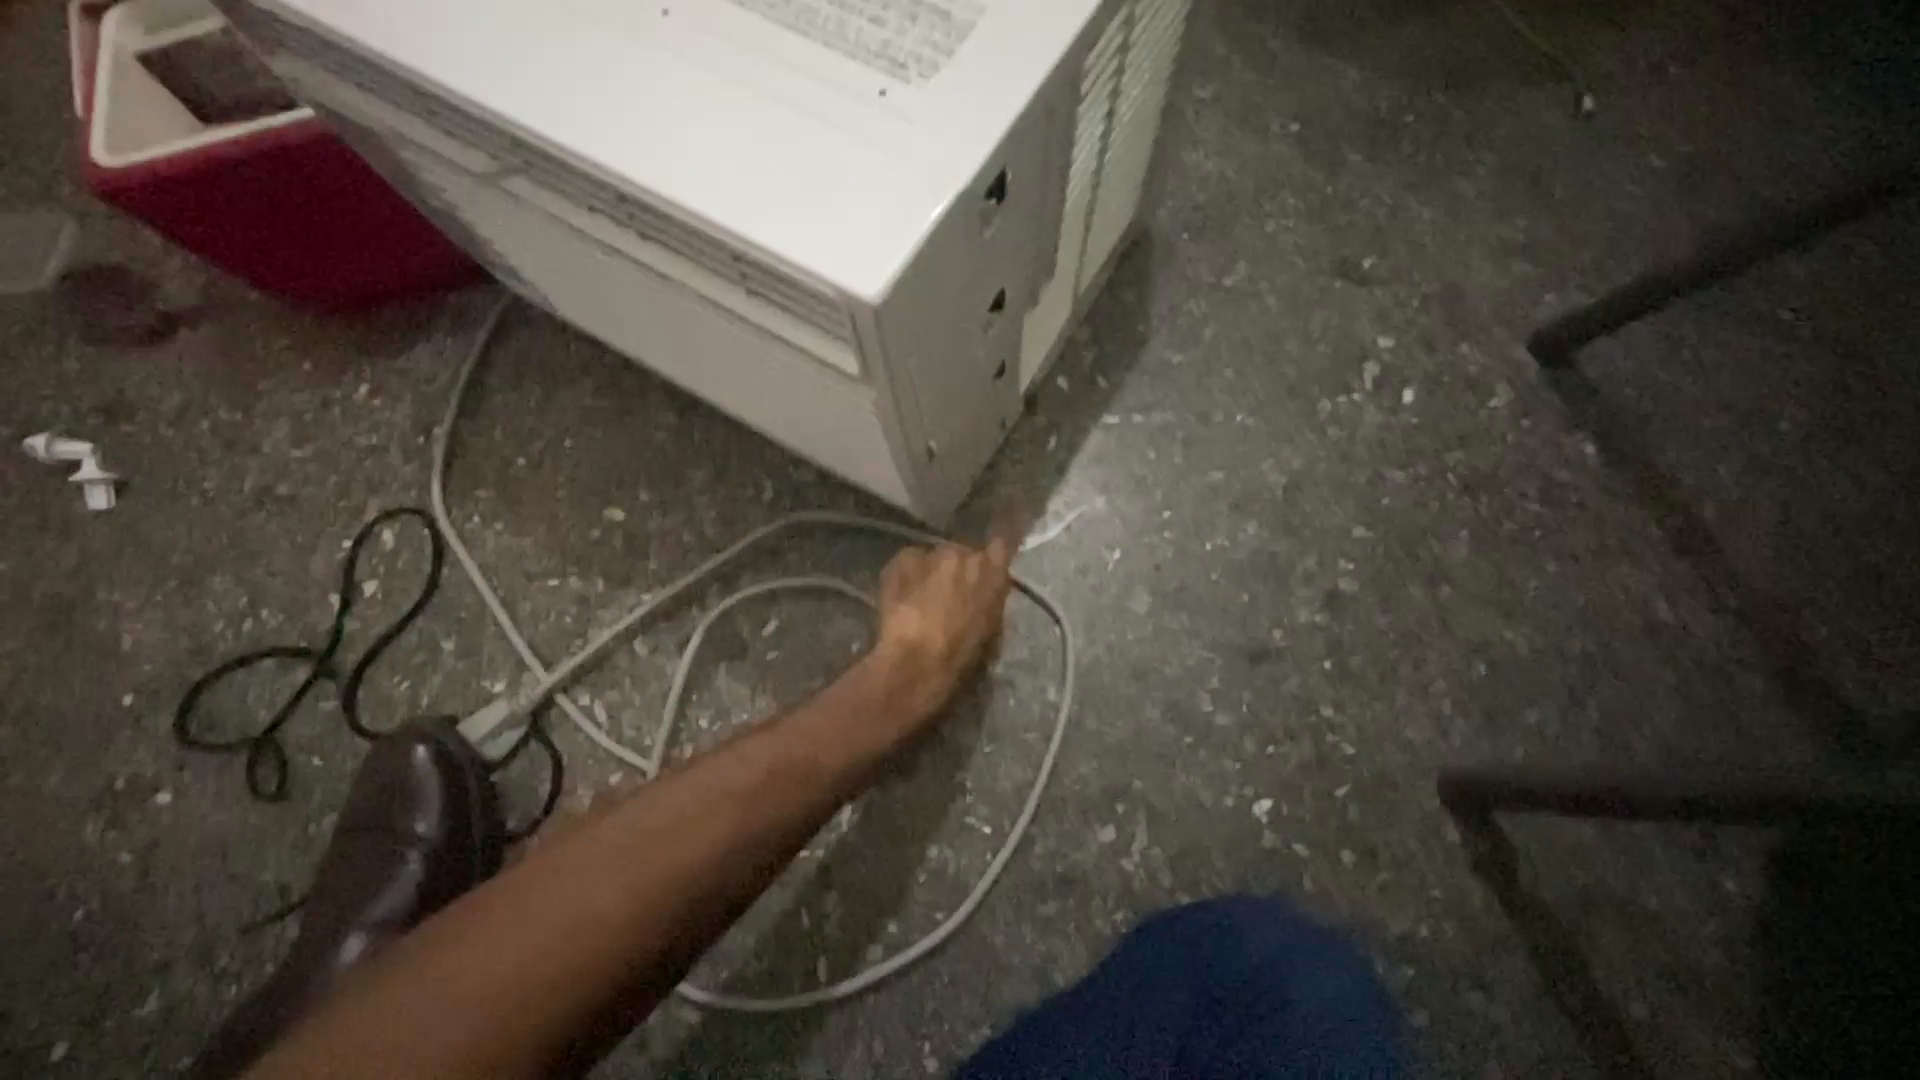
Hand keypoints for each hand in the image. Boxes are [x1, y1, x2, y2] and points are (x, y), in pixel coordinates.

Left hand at [870, 531, 1015, 726]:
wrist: (917, 661)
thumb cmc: (961, 655)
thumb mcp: (991, 631)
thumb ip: (992, 602)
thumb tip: (987, 593)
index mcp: (991, 571)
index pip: (1001, 546)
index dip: (994, 554)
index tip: (990, 562)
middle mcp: (963, 554)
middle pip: (962, 553)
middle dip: (958, 569)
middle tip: (951, 592)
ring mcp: (930, 554)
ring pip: (934, 557)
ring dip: (932, 571)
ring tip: (922, 597)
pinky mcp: (900, 561)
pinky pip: (908, 562)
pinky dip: (907, 574)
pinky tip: (903, 596)